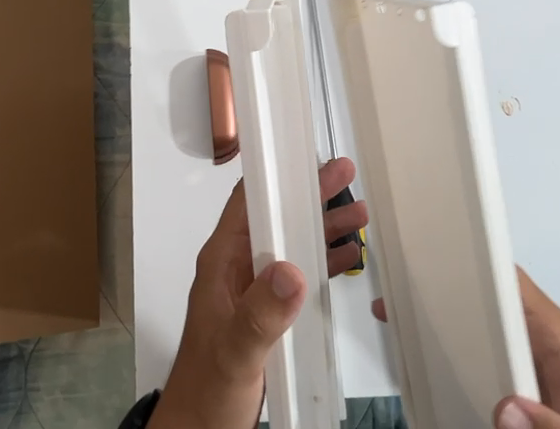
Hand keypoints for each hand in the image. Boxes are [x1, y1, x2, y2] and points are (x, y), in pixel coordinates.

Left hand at [149, 158, 369, 428]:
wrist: (200, 428)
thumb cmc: (208, 385)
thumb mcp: (237, 349)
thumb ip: (261, 312)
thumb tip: (292, 269)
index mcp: (221, 260)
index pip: (247, 202)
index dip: (275, 176)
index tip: (306, 156)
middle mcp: (236, 265)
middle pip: (275, 216)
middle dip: (308, 194)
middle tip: (345, 173)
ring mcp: (252, 287)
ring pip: (290, 242)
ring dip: (321, 226)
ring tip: (359, 210)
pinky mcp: (267, 311)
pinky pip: (298, 275)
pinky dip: (322, 262)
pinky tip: (349, 255)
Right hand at [372, 269, 559, 428]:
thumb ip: (551, 425)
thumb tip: (503, 407)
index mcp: (555, 333)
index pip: (508, 279)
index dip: (469, 260)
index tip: (426, 255)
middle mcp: (540, 332)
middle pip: (484, 294)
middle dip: (438, 290)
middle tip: (393, 294)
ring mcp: (531, 351)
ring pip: (480, 319)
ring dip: (441, 318)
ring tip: (395, 317)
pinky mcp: (525, 372)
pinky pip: (484, 346)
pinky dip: (454, 344)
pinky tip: (425, 352)